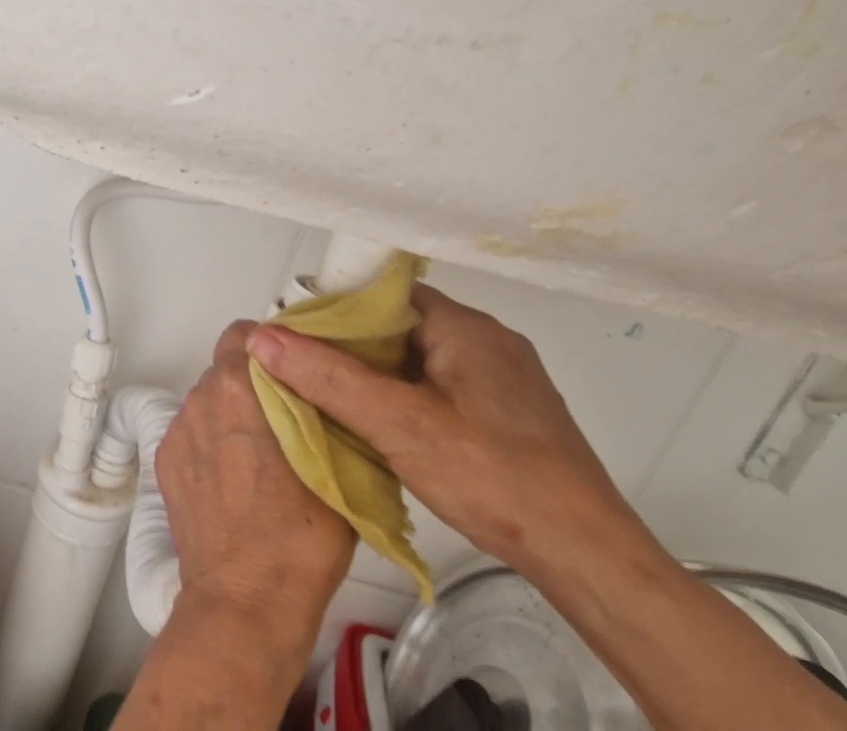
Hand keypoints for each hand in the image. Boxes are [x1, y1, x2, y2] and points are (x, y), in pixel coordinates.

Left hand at [157, 321, 356, 628]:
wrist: (247, 597)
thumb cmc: (301, 536)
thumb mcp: (338, 463)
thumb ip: (323, 412)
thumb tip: (321, 394)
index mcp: (242, 389)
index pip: (245, 334)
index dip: (271, 346)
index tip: (294, 366)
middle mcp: (202, 400)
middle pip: (226, 368)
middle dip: (254, 382)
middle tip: (288, 413)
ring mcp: (179, 432)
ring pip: (208, 401)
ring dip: (231, 413)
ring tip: (261, 453)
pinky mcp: (165, 462)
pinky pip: (192, 434)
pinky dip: (211, 443)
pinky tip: (235, 480)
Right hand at [247, 284, 645, 574]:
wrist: (584, 552)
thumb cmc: (491, 477)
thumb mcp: (397, 424)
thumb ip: (328, 378)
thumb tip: (262, 337)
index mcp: (465, 328)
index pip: (385, 294)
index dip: (334, 310)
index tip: (291, 337)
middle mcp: (487, 342)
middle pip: (399, 327)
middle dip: (349, 349)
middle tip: (299, 374)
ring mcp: (503, 380)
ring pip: (418, 362)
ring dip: (374, 378)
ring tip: (327, 403)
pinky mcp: (508, 415)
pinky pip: (440, 390)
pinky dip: (403, 400)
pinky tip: (379, 430)